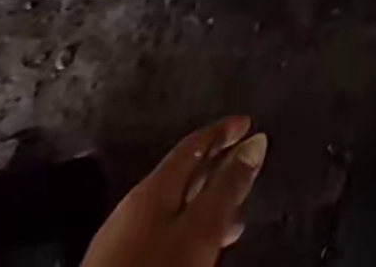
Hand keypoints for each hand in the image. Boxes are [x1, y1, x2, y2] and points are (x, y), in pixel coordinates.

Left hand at [80, 117, 267, 266]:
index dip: (224, 130)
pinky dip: (192, 223)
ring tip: (235, 213)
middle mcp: (133, 207)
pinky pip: (165, 227)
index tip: (250, 122)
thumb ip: (229, 184)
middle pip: (184, 173)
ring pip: (175, 204)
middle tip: (250, 166)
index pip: (193, 145)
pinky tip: (202, 241)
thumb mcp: (202, 226)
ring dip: (208, 200)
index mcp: (152, 189)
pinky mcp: (119, 264)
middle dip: (219, 166)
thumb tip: (255, 141)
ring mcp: (121, 238)